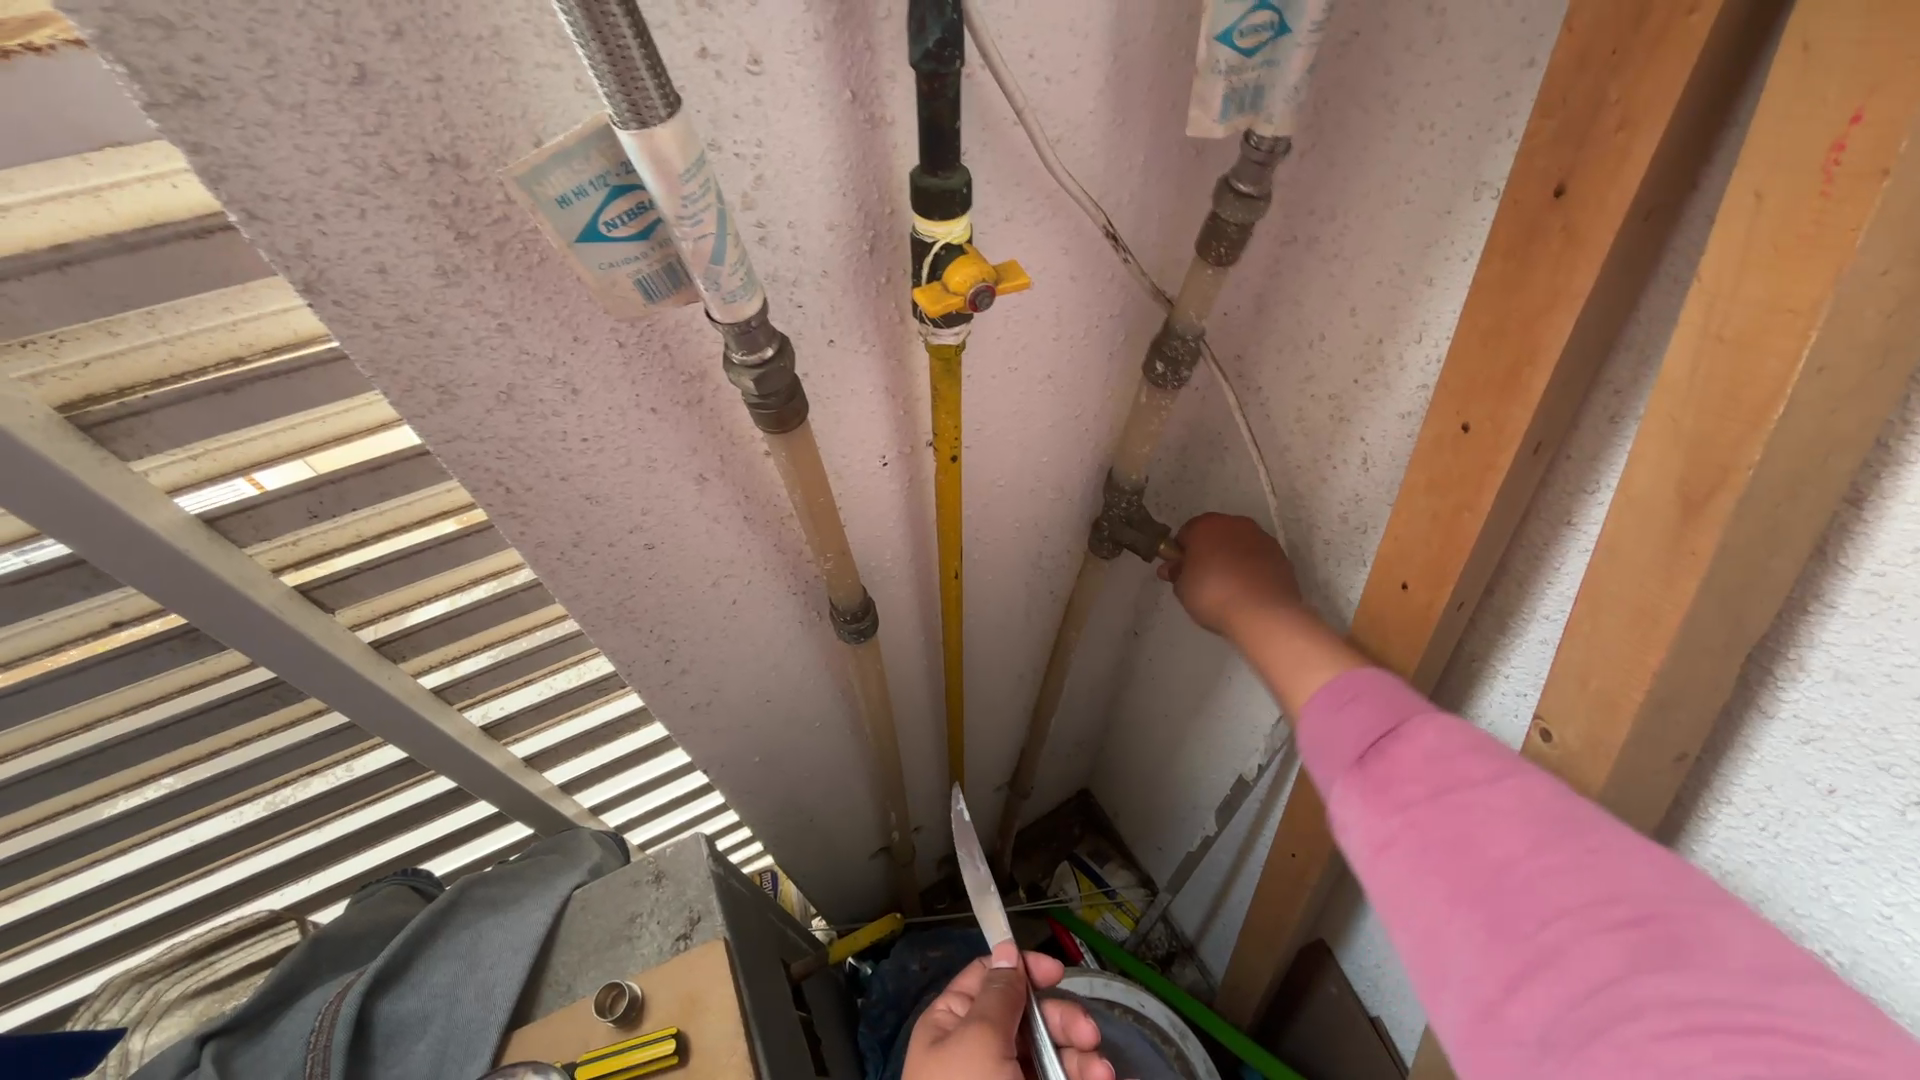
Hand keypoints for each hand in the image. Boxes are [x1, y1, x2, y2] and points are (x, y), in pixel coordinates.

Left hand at [903, 942, 1113, 1079]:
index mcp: (952, 1023)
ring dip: (1081, 1056)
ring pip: (1051, 1052)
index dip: (1021, 968)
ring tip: (1099, 1072)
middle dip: (1062, 1019)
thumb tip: (1005, 949)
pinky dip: (1082, 1077)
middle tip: (1088, 1032)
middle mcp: (979, 1049)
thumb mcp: (977, 1041)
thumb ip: (997, 994)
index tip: (1057, 974)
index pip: (987, 977)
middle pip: (1028, 1015)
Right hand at [1158, 513, 1303, 638]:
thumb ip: (1176, 573)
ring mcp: (1261, 537)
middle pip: (1215, 535)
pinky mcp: (1280, 555)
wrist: (1264, 613)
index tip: (1182, 573)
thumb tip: (1173, 567)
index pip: (1185, 534)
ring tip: (1228, 589)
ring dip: (1231, 559)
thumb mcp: (1182, 589)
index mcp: (1205, 526)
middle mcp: (1234, 523)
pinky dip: (1251, 569)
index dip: (1181, 554)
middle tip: (1203, 581)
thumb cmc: (1213, 595)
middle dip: (1208, 552)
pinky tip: (1248, 591)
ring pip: (1238, 545)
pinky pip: (1257, 558)